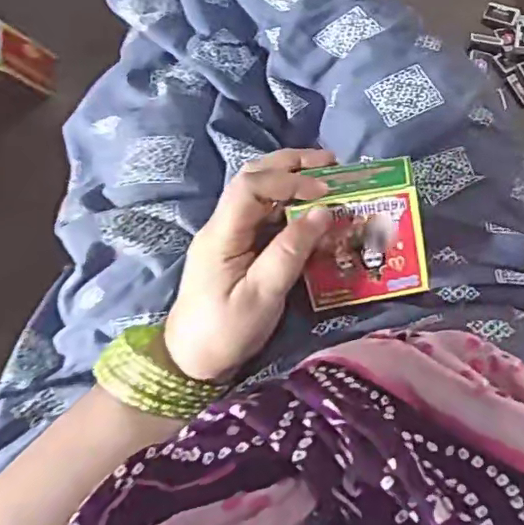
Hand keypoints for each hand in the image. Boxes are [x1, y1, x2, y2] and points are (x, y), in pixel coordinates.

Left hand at [165, 148, 336, 382]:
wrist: (191, 361)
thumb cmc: (226, 331)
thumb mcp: (262, 295)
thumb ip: (291, 251)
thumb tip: (323, 212)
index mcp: (222, 234)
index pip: (252, 186)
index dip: (291, 180)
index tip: (326, 191)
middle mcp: (223, 225)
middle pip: (252, 176)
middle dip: (292, 164)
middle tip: (332, 163)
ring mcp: (229, 234)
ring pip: (258, 191)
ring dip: (292, 179)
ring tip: (328, 178)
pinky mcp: (239, 247)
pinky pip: (265, 214)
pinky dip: (291, 204)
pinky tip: (312, 209)